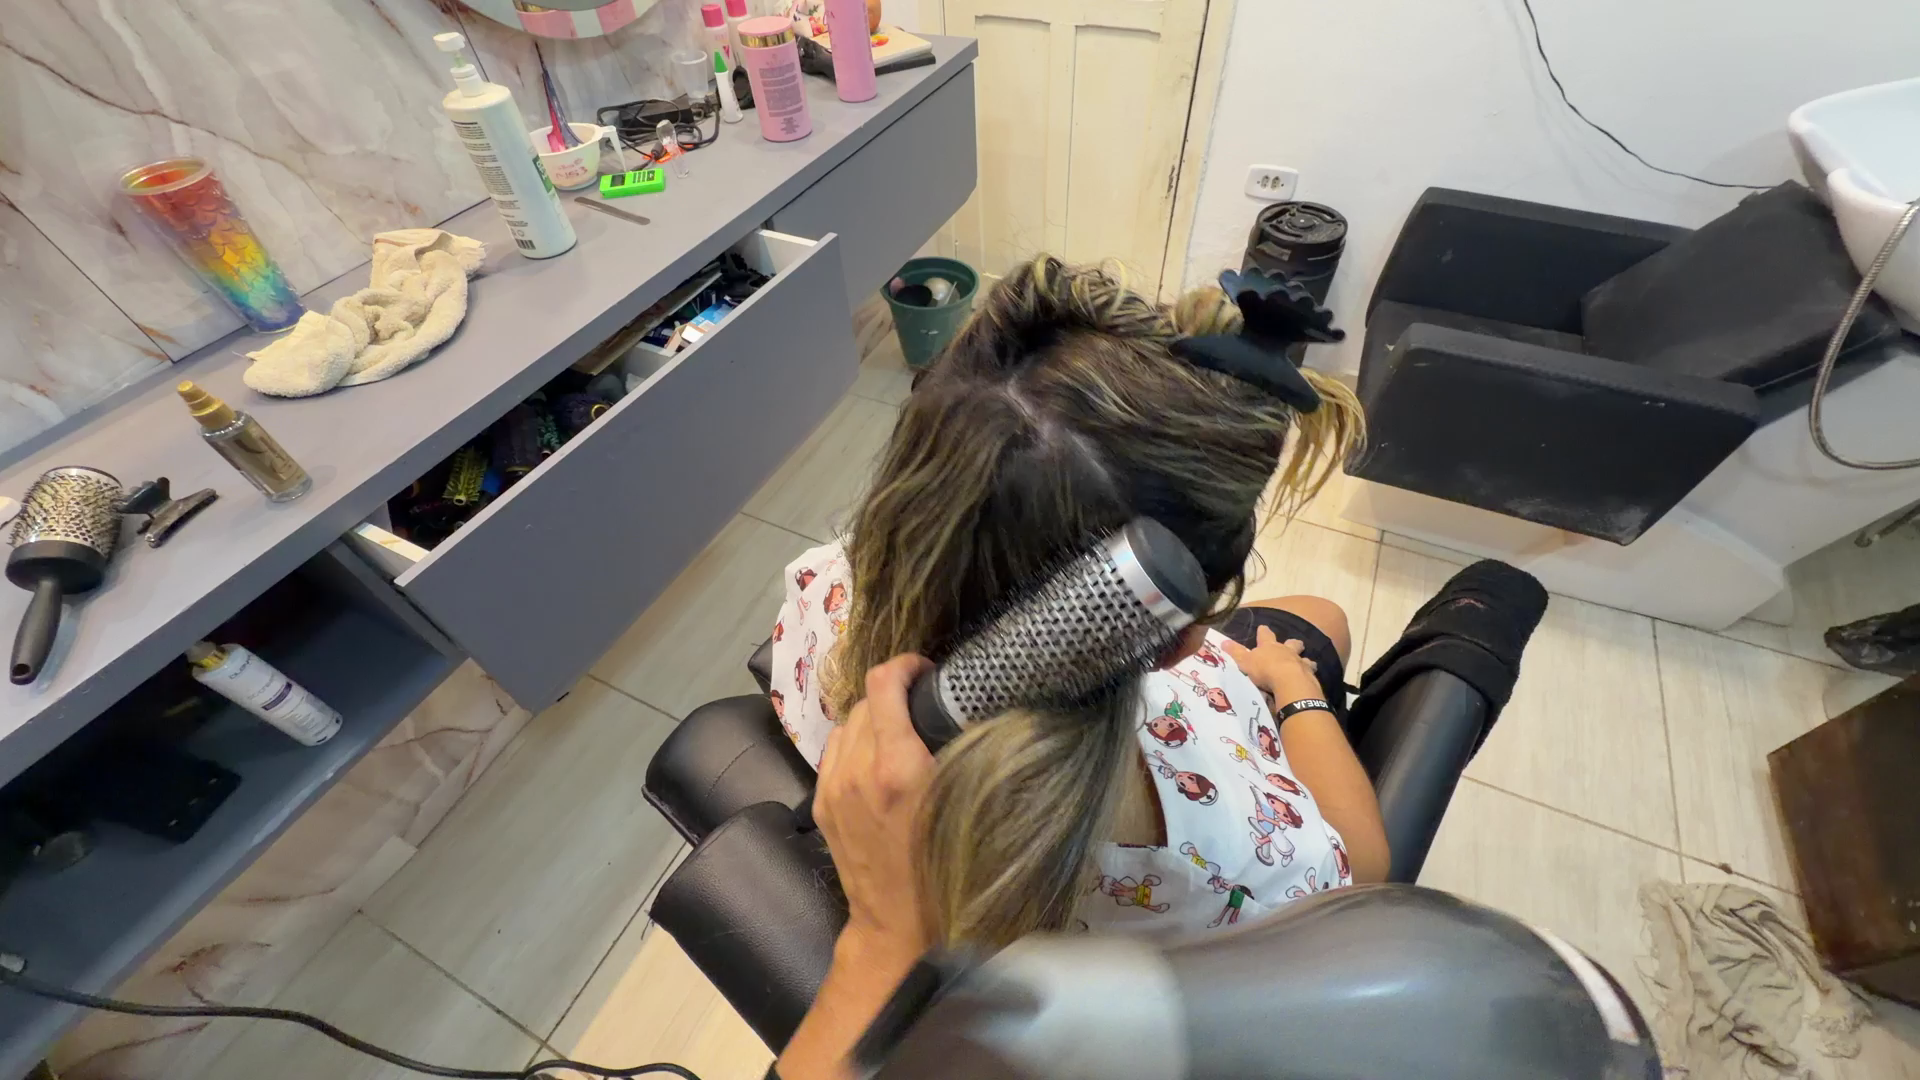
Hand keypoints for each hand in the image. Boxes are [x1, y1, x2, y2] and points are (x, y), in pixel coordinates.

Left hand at [815, 653, 937, 964]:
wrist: (895, 927)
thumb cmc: (944, 868)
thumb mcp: (963, 804)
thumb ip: (957, 752)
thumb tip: (958, 713)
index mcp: (896, 766)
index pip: (883, 684)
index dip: (905, 664)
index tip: (926, 669)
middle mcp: (857, 768)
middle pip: (866, 700)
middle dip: (894, 692)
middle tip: (921, 703)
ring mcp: (833, 785)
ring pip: (847, 722)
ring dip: (872, 717)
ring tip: (897, 729)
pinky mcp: (820, 801)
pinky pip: (834, 748)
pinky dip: (854, 741)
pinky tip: (873, 757)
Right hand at [1222, 625, 1324, 711]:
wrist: (1289, 682)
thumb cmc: (1265, 670)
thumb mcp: (1245, 661)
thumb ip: (1235, 652)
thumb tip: (1223, 641)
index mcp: (1269, 646)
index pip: (1265, 635)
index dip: (1263, 632)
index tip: (1263, 628)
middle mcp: (1286, 651)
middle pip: (1291, 643)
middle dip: (1292, 643)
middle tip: (1293, 644)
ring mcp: (1300, 662)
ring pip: (1304, 657)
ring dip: (1304, 660)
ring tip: (1306, 663)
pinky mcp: (1310, 675)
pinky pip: (1311, 672)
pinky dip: (1309, 674)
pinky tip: (1309, 679)